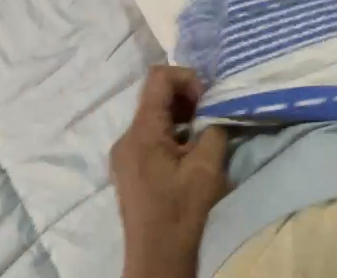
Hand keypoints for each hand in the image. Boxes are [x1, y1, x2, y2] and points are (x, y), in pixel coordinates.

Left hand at [111, 66, 229, 277]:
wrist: (158, 258)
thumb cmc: (182, 210)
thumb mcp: (208, 166)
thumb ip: (213, 129)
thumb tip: (213, 115)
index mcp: (142, 131)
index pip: (159, 78)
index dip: (186, 78)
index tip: (206, 100)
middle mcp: (126, 136)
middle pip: (154, 96)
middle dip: (185, 98)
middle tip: (208, 117)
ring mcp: (123, 153)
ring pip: (151, 116)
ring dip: (178, 117)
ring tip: (200, 137)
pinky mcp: (127, 168)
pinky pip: (147, 135)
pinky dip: (169, 134)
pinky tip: (186, 155)